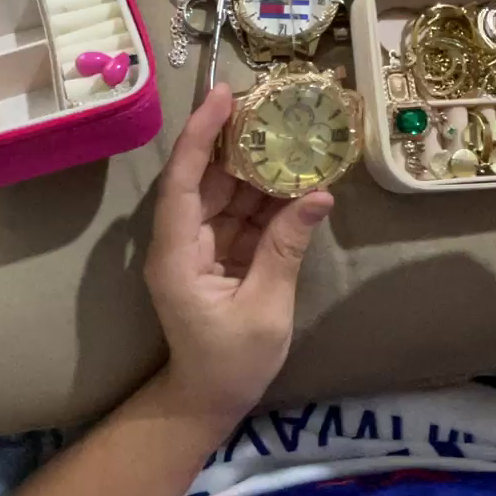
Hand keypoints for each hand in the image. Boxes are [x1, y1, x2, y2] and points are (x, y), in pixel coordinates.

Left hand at [143, 85, 334, 416]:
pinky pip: (238, 214)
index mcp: (176, 254)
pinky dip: (264, 196)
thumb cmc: (230, 364)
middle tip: (269, 101)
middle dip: (233, 138)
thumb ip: (286, 249)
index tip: (222, 96)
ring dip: (253, 164)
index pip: (182, 181)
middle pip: (202, 178)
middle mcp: (180, 241)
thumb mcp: (265, 310)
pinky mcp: (216, 253)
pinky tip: (293, 174)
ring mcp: (197, 246)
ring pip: (223, 192)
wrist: (207, 399)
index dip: (200, 136)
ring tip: (288, 127)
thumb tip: (319, 196)